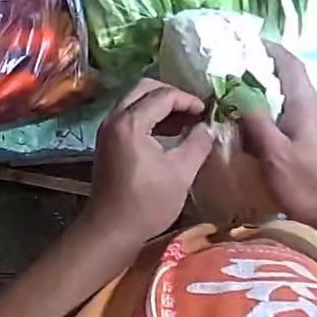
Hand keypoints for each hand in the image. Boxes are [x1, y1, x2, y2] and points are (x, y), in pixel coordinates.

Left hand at [83, 79, 215, 245]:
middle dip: (171, 94)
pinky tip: (169, 133)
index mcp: (130, 123)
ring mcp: (107, 129)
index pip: (163, 96)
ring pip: (134, 99)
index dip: (188, 100)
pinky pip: (129, 115)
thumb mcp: (181, 173)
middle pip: (144, 88)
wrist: (111, 228)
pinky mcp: (107, 140)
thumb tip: (209, 127)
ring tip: (186, 121)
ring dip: (159, 104)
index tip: (207, 111)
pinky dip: (148, 116)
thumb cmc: (147, 203)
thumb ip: (198, 143)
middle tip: (194, 110)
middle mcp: (114, 119)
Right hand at [238, 44, 316, 236]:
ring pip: (287, 99)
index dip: (269, 48)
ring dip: (262, 94)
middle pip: (287, 78)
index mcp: (305, 105)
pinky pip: (289, 116)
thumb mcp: (275, 154)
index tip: (244, 42)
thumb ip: (256, 121)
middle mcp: (314, 108)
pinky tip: (252, 128)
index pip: (289, 63)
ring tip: (233, 97)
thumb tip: (237, 94)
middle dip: (259, 70)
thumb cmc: (310, 183)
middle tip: (229, 70)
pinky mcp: (316, 141)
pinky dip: (269, 114)